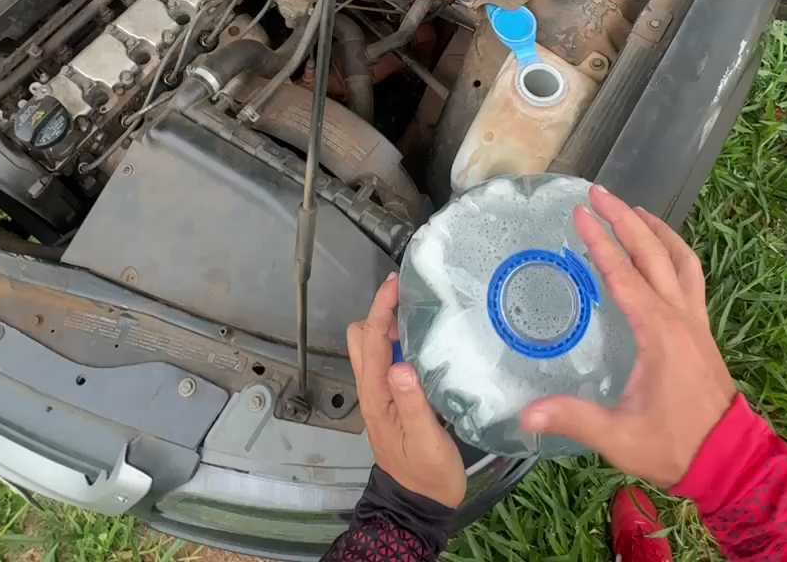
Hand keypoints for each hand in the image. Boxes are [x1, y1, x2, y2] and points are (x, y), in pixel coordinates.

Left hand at [347, 273, 467, 507]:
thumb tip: (401, 366)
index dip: (381, 307)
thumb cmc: (426, 473)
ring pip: (370, 345)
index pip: (371, 339)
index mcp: (376, 394)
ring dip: (385, 324)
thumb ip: (413, 403)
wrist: (420, 502)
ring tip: (416, 312)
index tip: (396, 283)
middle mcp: (372, 387)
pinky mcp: (391, 396)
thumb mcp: (426, 440)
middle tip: (408, 297)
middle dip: (379, 310)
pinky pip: (386, 357)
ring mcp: (379, 391)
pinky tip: (420, 338)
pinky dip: (396, 339)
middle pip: (360, 336)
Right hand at [520, 185, 737, 485]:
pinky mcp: (702, 328)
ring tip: (633, 209)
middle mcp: (679, 315)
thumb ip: (574, 418)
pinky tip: (662, 250)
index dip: (600, 240)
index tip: (579, 212)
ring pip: (680, 258)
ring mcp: (695, 319)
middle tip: (598, 193)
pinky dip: (675, 251)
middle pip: (653, 252)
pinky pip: (691, 275)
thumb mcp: (620, 437)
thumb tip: (525, 415)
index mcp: (658, 331)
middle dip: (624, 218)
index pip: (623, 273)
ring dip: (655, 229)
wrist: (732, 465)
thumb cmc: (675, 447)